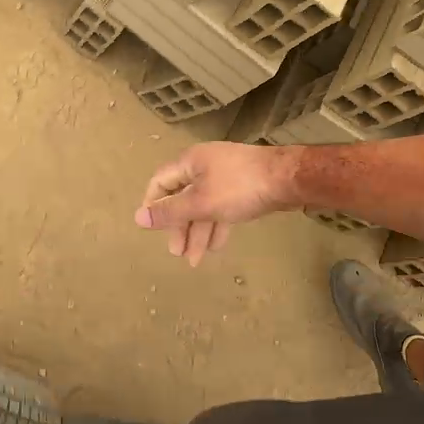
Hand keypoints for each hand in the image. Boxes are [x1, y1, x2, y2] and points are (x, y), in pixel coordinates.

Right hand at [134, 141, 297, 265]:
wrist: (286, 179)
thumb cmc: (238, 188)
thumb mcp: (200, 203)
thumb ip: (170, 212)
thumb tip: (138, 217)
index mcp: (190, 162)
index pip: (160, 181)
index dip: (153, 204)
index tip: (152, 229)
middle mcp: (204, 167)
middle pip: (182, 197)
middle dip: (179, 226)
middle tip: (177, 253)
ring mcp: (225, 177)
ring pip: (203, 206)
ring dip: (197, 232)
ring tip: (195, 260)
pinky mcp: (242, 188)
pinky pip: (221, 208)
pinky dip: (215, 226)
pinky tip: (214, 247)